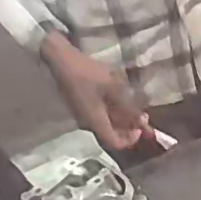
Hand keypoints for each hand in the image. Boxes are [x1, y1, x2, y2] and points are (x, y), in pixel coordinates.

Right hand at [41, 32, 148, 150]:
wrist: (57, 56)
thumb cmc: (86, 72)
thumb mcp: (114, 87)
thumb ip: (130, 106)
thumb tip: (142, 120)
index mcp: (96, 122)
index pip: (116, 143)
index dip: (131, 139)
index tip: (140, 127)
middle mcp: (87, 123)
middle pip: (112, 134)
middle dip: (128, 126)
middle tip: (140, 114)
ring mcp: (81, 114)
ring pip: (106, 124)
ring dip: (121, 118)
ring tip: (131, 103)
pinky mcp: (78, 105)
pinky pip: (98, 114)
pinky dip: (111, 110)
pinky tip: (117, 97)